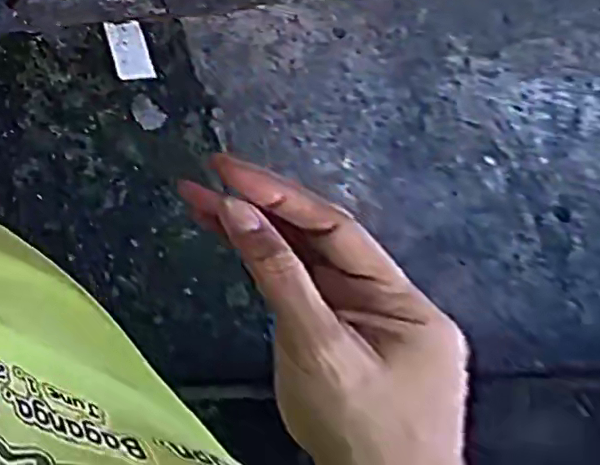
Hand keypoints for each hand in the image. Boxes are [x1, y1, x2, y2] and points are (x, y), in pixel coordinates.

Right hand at [179, 154, 467, 464]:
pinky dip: (253, 251)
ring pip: (296, 251)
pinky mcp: (328, 323)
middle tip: (209, 171)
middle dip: (259, 202)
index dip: (279, 193)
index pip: (335, 229)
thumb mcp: (318, 346)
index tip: (228, 170)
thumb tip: (236, 208)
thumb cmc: (362, 428)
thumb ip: (277, 272)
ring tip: (196, 196)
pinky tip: (220, 229)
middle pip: (315, 235)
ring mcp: (356, 311)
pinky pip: (287, 274)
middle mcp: (383, 299)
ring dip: (248, 223)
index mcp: (403, 303)